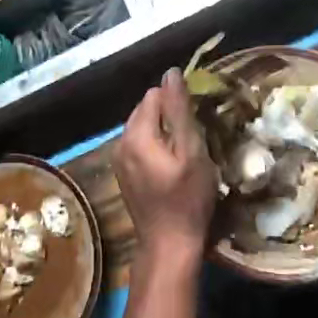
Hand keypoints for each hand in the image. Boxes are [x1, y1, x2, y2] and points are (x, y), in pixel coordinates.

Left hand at [116, 69, 216, 263]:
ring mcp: (119, 160)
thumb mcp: (191, 151)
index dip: (177, 101)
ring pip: (143, 129)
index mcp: (135, 134)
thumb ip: (179, 110)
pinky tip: (172, 162)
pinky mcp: (124, 175)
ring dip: (163, 131)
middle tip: (195, 133)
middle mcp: (120, 142)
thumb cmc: (187, 198)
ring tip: (186, 148)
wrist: (168, 244)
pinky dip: (155, 146)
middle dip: (168, 114)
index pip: (154, 95)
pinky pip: (139, 147)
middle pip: (145, 110)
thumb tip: (170, 72)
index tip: (197, 118)